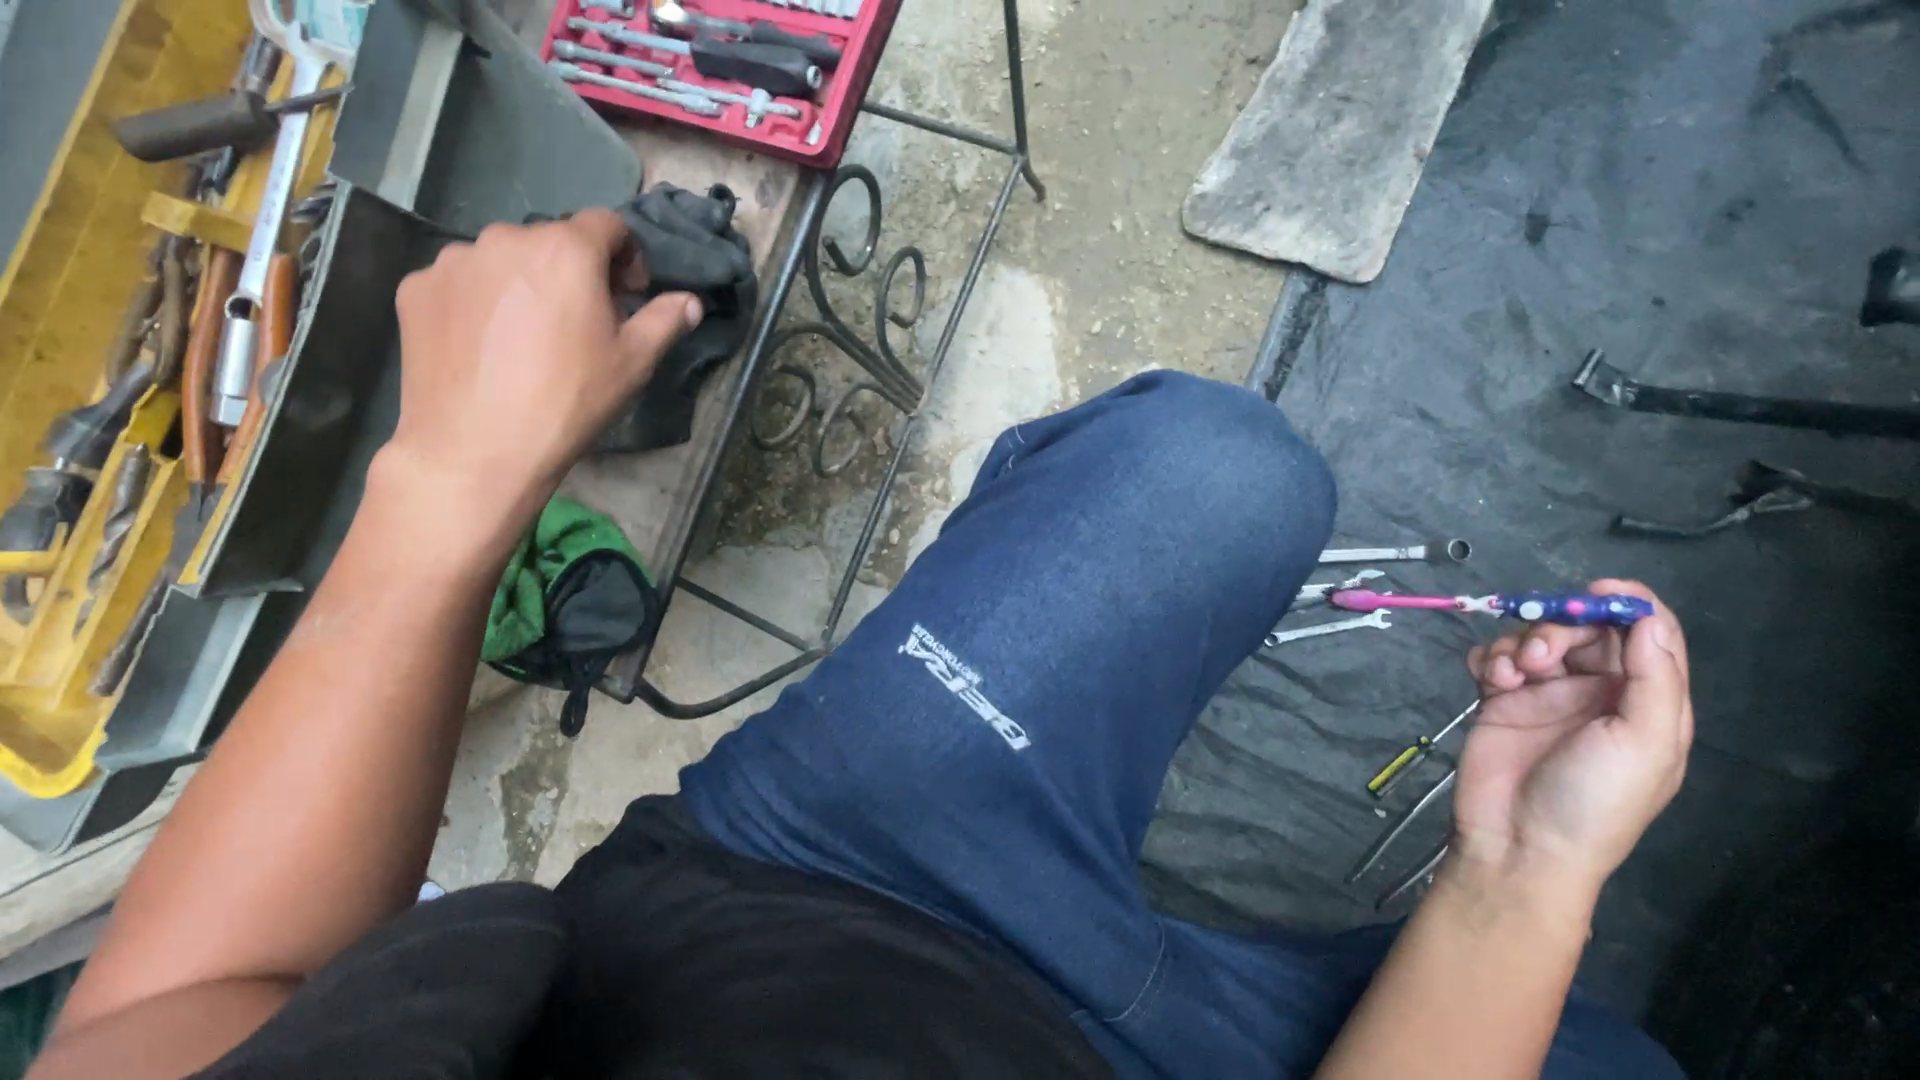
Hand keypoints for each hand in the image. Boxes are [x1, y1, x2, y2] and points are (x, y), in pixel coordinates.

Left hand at [381, 210, 702, 537]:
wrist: (476, 448)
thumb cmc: (568, 401)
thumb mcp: (633, 363)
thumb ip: (665, 321)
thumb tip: (690, 302)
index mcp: (566, 250)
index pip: (607, 224)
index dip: (627, 255)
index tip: (629, 293)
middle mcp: (505, 239)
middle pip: (552, 241)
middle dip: (574, 271)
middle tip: (582, 319)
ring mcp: (453, 261)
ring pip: (504, 259)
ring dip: (525, 282)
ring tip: (529, 334)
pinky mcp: (416, 288)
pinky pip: (462, 282)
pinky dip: (481, 300)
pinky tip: (488, 345)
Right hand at [1453, 579, 1692, 902]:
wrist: (1518, 843)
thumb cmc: (1593, 800)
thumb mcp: (1644, 744)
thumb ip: (1654, 679)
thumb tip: (1647, 618)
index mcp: (1647, 703)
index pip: (1647, 636)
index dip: (1627, 606)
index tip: (1595, 591)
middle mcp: (1598, 693)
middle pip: (1583, 630)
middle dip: (1559, 628)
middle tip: (1541, 655)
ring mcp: (1545, 696)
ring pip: (1534, 638)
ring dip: (1519, 644)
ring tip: (1511, 675)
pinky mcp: (1499, 701)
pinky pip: (1493, 658)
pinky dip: (1489, 658)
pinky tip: (1489, 679)